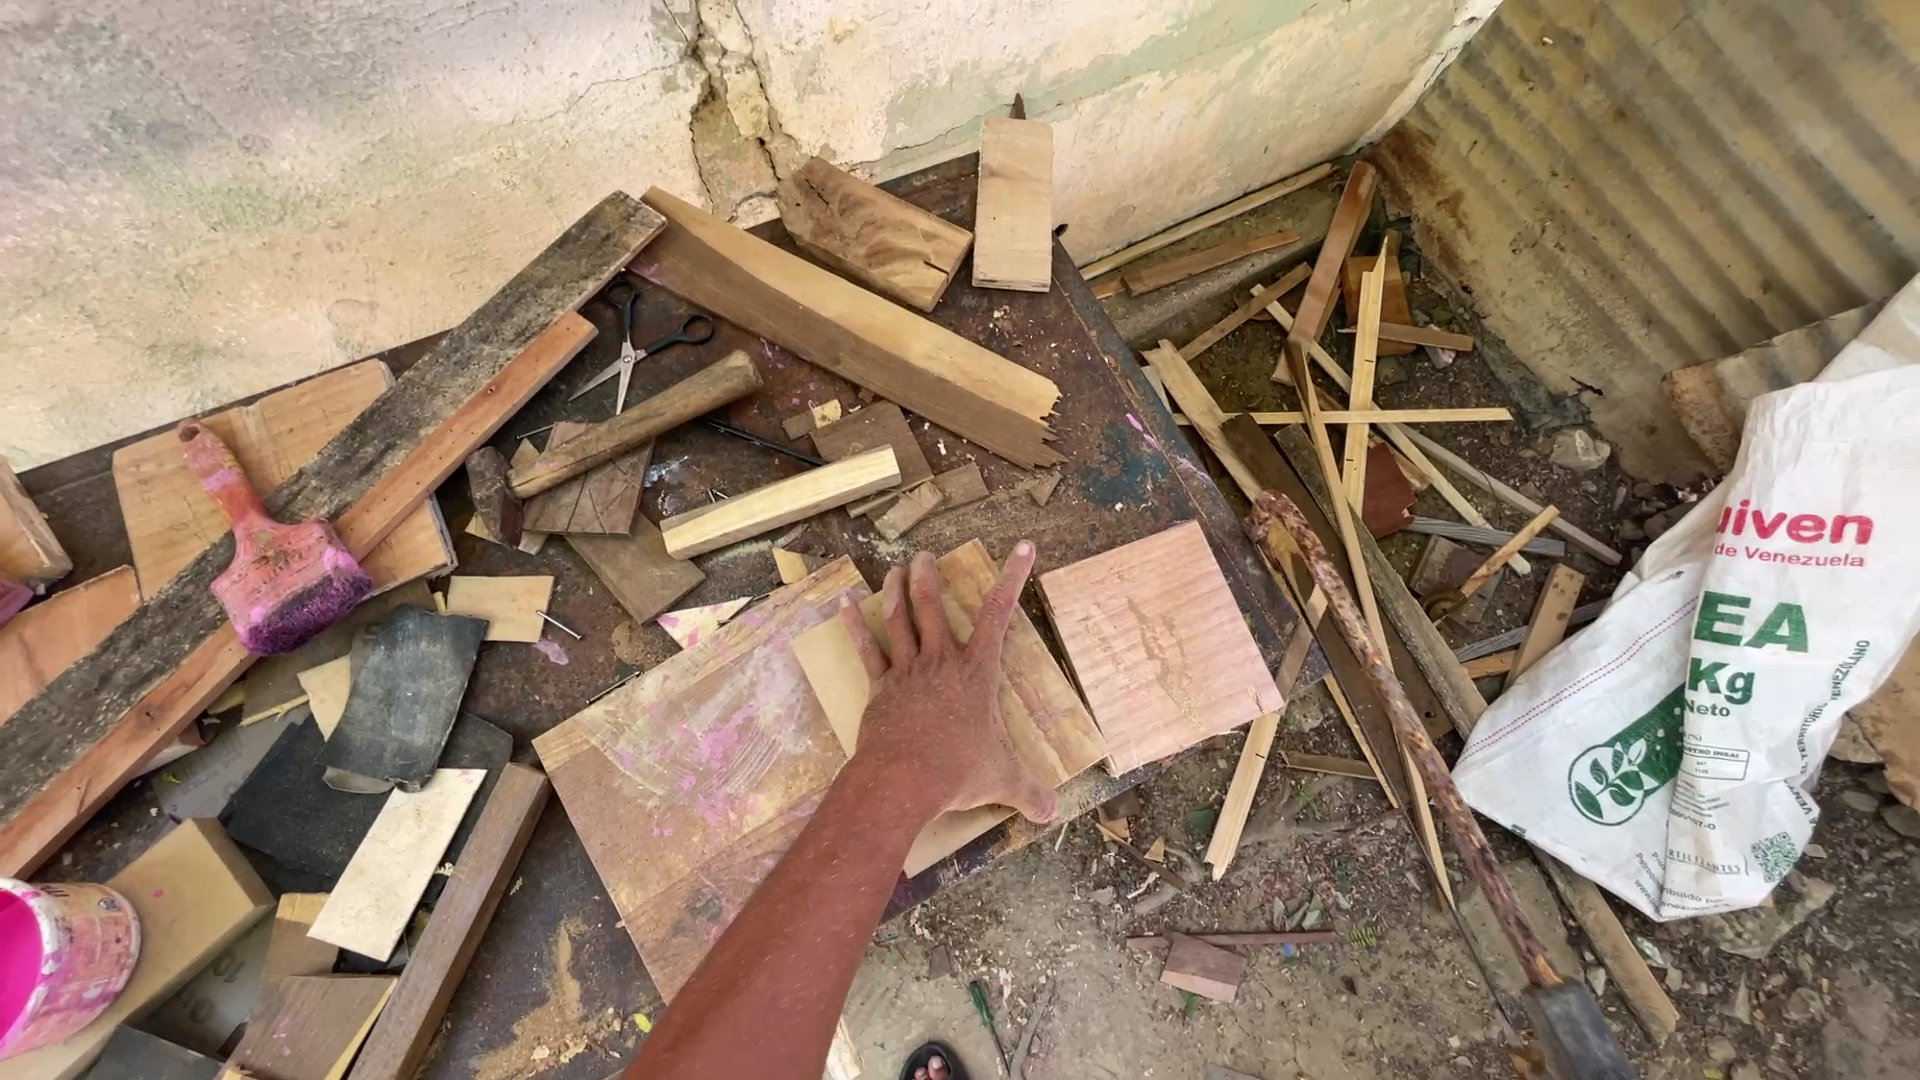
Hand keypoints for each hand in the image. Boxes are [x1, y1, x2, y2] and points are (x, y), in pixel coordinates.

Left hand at [838, 542, 1058, 823]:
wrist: (903, 780)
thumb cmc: (957, 772)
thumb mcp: (1003, 781)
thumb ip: (1030, 792)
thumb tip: (1052, 811)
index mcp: (976, 672)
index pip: (1000, 613)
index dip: (1013, 577)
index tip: (1022, 547)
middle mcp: (941, 661)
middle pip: (933, 606)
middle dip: (929, 576)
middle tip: (924, 554)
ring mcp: (907, 671)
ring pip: (899, 620)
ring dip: (896, 591)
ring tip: (894, 568)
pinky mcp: (880, 687)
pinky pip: (867, 650)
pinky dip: (855, 627)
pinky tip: (843, 604)